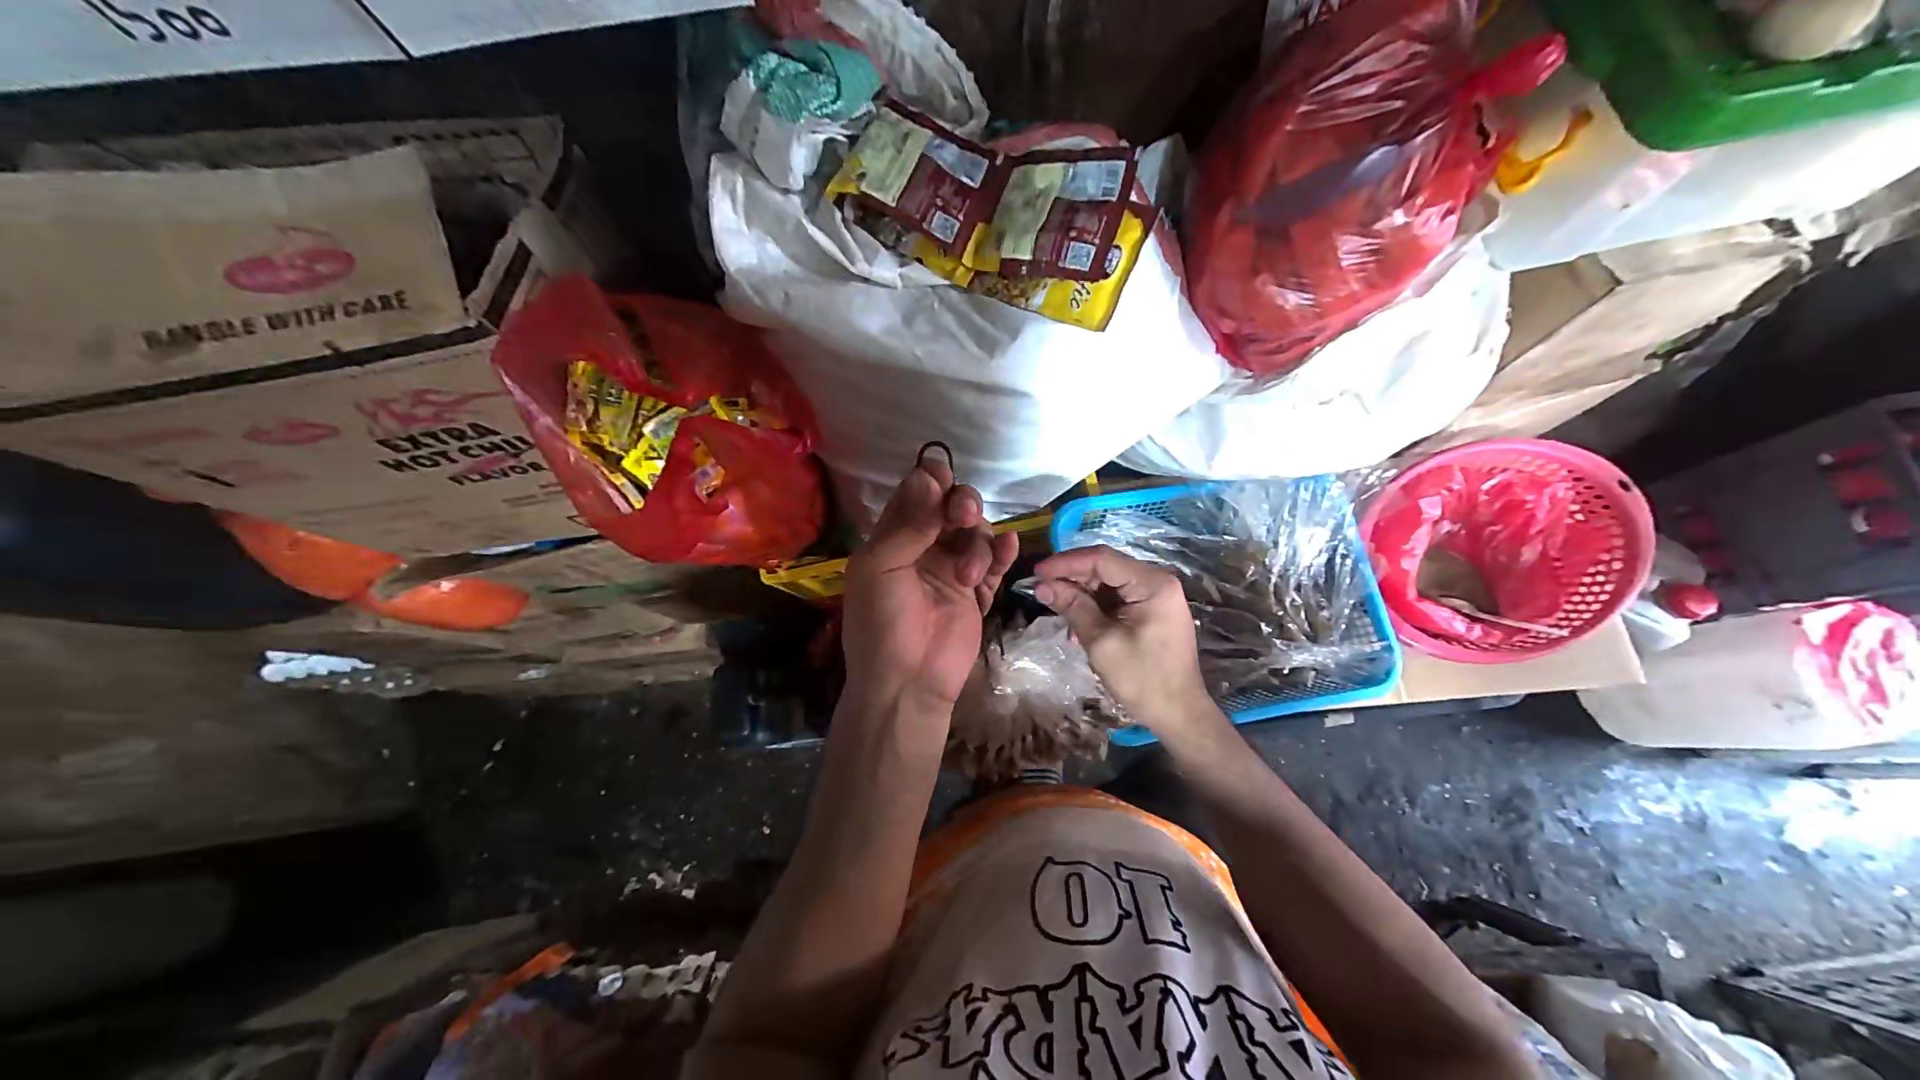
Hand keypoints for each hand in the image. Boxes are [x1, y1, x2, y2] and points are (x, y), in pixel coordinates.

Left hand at [841, 448, 1018, 722]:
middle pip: (951, 508)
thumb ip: (907, 523)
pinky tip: (1008, 548)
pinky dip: (1003, 552)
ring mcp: (952, 569)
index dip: (931, 481)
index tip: (943, 475)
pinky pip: (995, 561)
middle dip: (961, 505)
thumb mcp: (881, 568)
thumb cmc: (882, 624)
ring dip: (978, 543)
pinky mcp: (977, 591)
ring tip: (969, 575)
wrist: (908, 682)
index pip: (915, 496)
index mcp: (893, 539)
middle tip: (963, 515)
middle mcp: (924, 547)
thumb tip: (927, 473)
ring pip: (976, 532)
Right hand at [1032, 545, 1221, 739]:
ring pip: (1109, 582)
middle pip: (1106, 567)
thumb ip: (1073, 607)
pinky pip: (1117, 597)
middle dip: (1071, 576)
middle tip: (1040, 588)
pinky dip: (1095, 604)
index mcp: (1152, 583)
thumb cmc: (1142, 678)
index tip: (1036, 573)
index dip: (1065, 563)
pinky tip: (1076, 617)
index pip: (1101, 559)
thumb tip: (1041, 586)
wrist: (1178, 713)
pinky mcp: (1152, 610)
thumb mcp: (1102, 641)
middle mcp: (1158, 581)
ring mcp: (1157, 596)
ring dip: (1081, 591)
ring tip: (1053, 603)